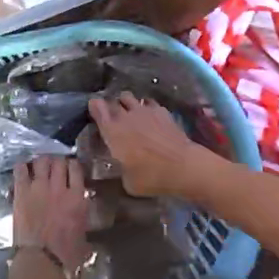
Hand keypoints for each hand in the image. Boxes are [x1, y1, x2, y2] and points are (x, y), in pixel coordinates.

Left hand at [13, 156, 86, 273]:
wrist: (41, 261)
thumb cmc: (66, 256)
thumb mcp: (83, 235)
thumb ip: (82, 218)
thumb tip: (82, 213)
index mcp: (77, 198)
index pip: (76, 168)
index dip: (72, 166)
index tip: (70, 168)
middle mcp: (59, 187)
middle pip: (58, 161)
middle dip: (57, 162)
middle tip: (54, 167)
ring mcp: (39, 187)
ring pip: (41, 161)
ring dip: (42, 162)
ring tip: (40, 166)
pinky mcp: (22, 191)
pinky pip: (21, 169)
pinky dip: (22, 167)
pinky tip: (23, 169)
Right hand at [89, 94, 215, 198]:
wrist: (184, 167)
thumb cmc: (151, 177)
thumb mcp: (128, 181)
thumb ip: (119, 168)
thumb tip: (120, 164)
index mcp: (113, 131)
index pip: (97, 107)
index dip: (94, 107)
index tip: (95, 112)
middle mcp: (125, 116)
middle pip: (112, 100)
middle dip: (111, 107)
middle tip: (113, 118)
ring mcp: (144, 110)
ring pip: (129, 97)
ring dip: (127, 104)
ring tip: (130, 114)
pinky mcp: (161, 110)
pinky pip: (148, 103)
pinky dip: (146, 108)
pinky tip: (150, 118)